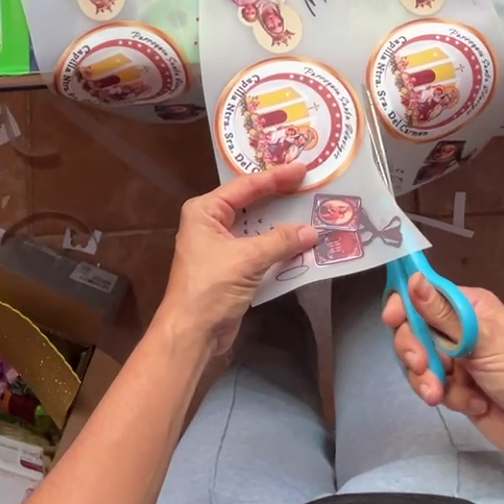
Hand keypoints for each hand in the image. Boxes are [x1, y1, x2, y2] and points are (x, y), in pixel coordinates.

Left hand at [155, 164, 318, 353]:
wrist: (192, 334)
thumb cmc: (210, 288)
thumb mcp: (247, 259)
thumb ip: (280, 241)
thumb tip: (311, 231)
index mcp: (206, 211)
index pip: (246, 187)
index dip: (275, 177)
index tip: (302, 169)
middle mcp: (211, 222)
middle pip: (251, 204)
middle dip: (280, 197)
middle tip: (309, 185)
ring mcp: (221, 245)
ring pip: (257, 227)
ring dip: (282, 224)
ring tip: (311, 210)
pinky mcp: (232, 267)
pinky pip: (259, 248)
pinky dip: (278, 246)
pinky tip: (302, 243)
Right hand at [384, 273, 503, 463]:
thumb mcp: (484, 341)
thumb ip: (444, 314)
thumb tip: (414, 278)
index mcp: (468, 306)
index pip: (423, 294)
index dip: (404, 304)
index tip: (392, 320)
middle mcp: (457, 327)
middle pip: (413, 328)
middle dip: (413, 349)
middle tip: (421, 366)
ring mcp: (455, 358)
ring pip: (417, 359)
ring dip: (426, 378)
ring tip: (441, 395)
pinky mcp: (454, 387)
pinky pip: (431, 385)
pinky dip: (447, 396)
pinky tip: (472, 405)